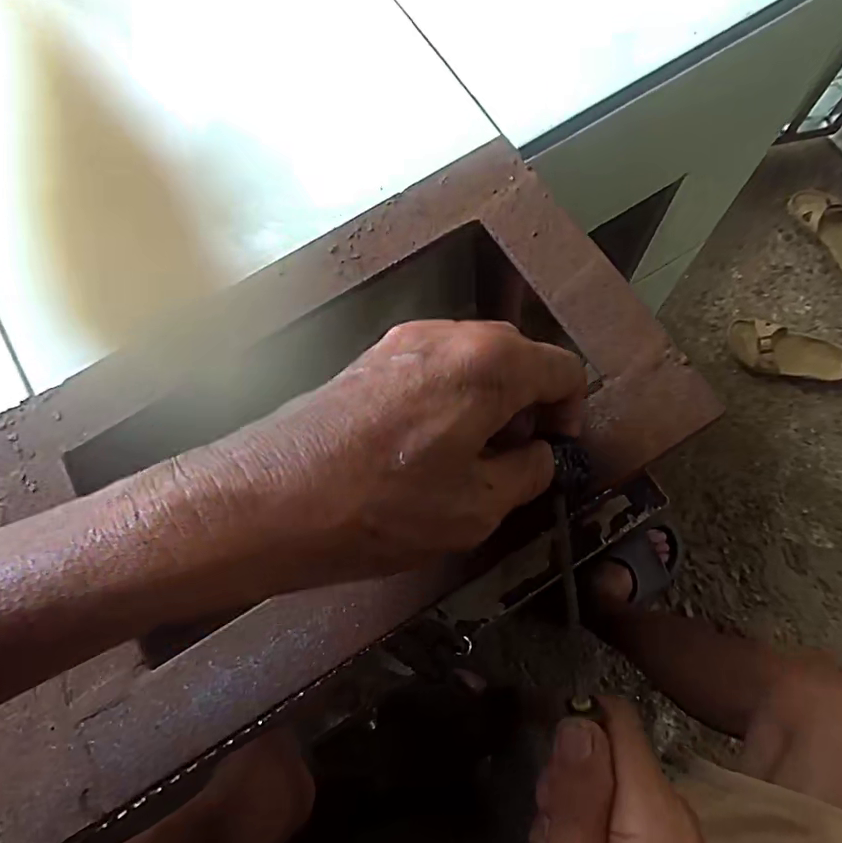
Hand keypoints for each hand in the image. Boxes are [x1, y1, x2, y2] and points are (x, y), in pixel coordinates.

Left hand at [203, 320, 585, 582]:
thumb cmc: (382, 508)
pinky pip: (429, 369)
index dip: (571, 412)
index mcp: (489, 362)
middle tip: (511, 458)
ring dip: (485, 402)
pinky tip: (421, 447)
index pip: (563, 368)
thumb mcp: (477, 508)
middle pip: (516, 357)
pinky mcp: (366, 359)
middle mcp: (447, 334)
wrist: (270, 499)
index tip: (554, 449)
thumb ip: (527, 473)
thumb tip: (537, 454)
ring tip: (464, 458)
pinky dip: (445, 399)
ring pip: (470, 362)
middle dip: (527, 404)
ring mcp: (400, 340)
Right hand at [533, 697, 701, 842]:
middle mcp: (676, 810)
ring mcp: (673, 825)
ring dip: (569, 795)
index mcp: (655, 818)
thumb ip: (575, 803)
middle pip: (609, 743)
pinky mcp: (663, 839)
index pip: (616, 720)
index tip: (539, 753)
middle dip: (566, 769)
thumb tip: (577, 722)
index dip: (571, 720)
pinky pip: (613, 796)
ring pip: (605, 768)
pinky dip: (582, 813)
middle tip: (546, 824)